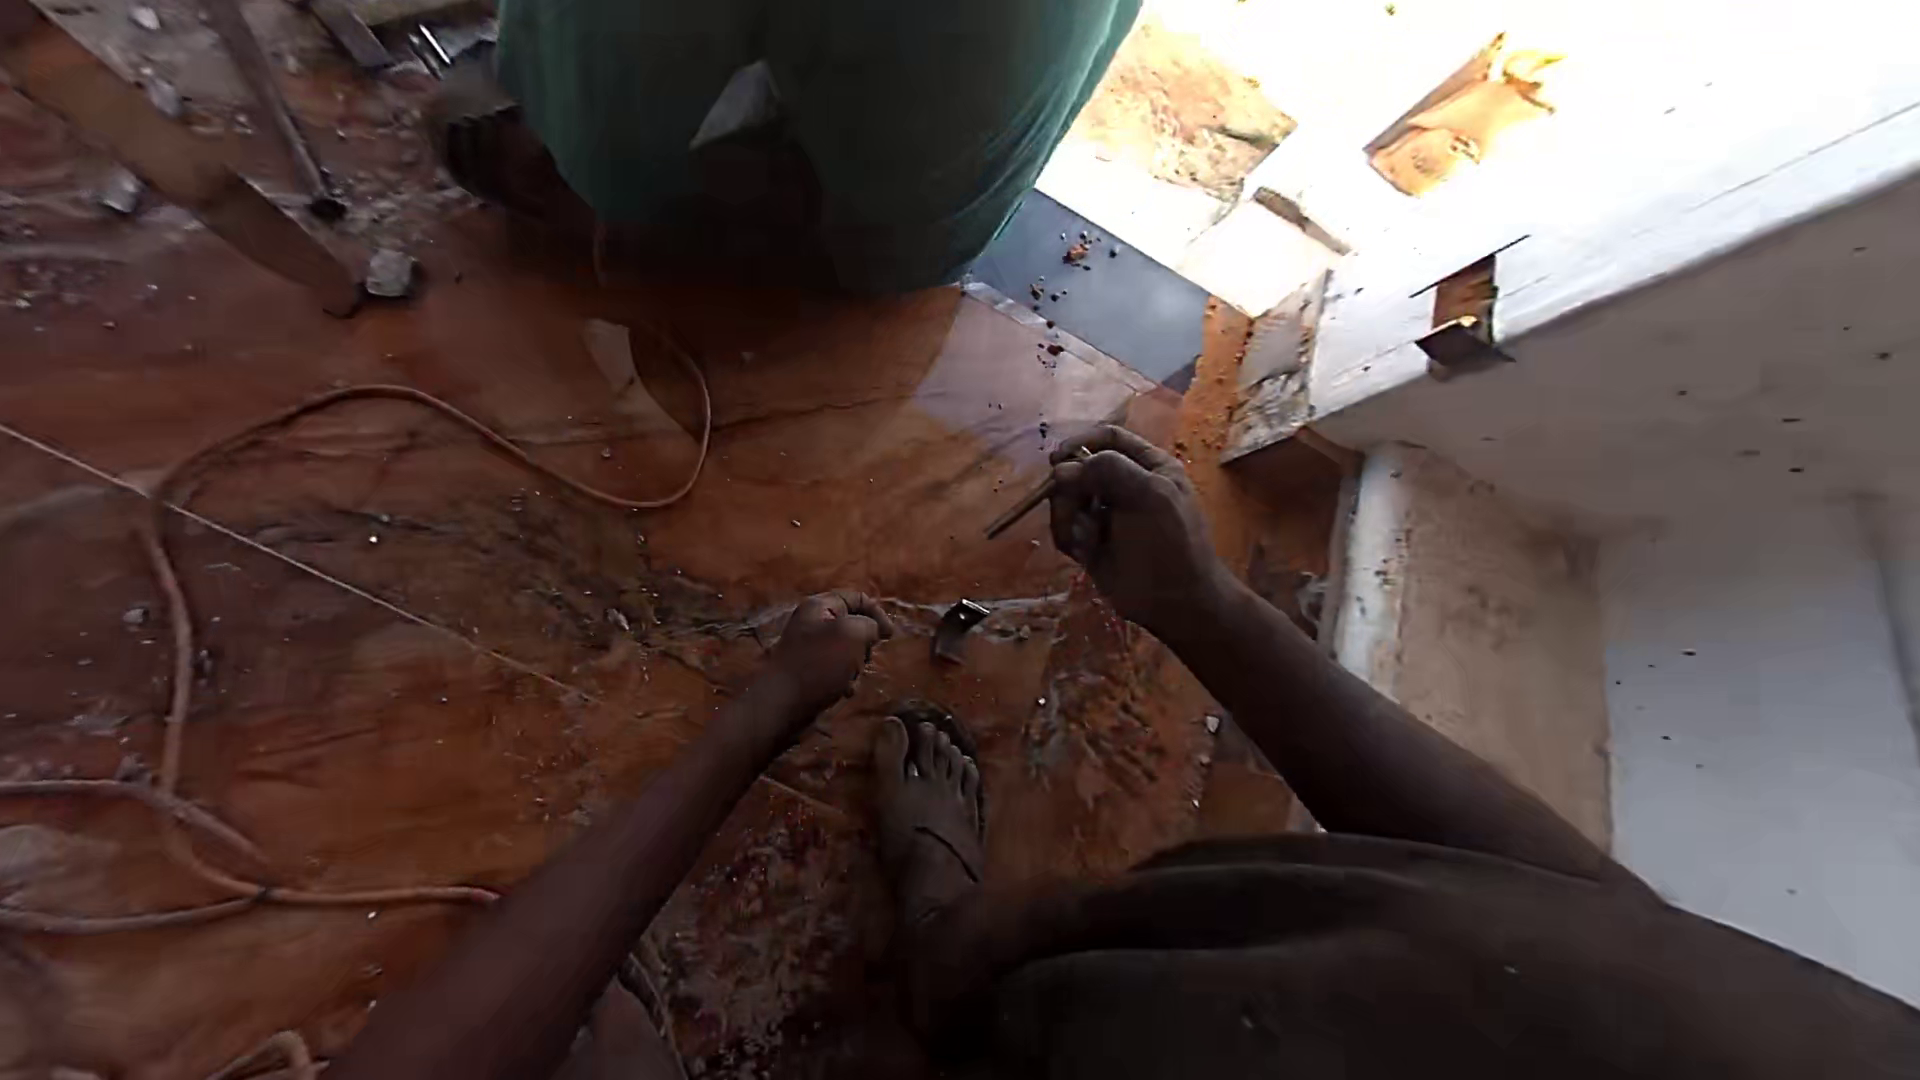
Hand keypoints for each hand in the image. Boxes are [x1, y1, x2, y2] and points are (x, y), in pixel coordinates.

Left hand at [760, 590, 895, 720]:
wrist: (783, 705)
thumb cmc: (820, 664)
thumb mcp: (853, 634)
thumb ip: (870, 624)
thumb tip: (874, 629)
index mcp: (820, 606)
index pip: (858, 597)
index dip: (877, 613)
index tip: (888, 635)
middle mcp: (814, 623)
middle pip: (855, 624)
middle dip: (866, 643)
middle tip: (865, 656)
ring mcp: (811, 648)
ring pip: (850, 649)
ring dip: (858, 665)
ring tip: (851, 677)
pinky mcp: (811, 670)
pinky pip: (839, 669)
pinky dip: (846, 679)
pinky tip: (844, 690)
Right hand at [1048, 426, 1227, 634]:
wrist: (1174, 600)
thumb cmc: (1171, 543)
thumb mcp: (1151, 495)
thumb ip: (1109, 470)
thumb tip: (1062, 469)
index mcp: (1147, 466)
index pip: (1107, 438)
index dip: (1080, 442)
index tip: (1057, 458)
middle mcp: (1123, 485)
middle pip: (1078, 469)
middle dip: (1070, 489)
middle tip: (1076, 510)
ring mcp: (1104, 514)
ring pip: (1065, 500)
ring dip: (1068, 518)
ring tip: (1087, 540)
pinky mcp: (1090, 541)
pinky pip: (1064, 528)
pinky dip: (1069, 538)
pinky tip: (1085, 553)